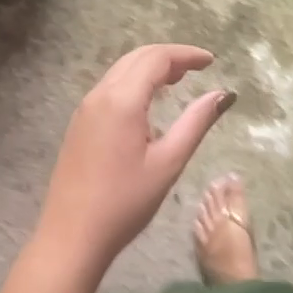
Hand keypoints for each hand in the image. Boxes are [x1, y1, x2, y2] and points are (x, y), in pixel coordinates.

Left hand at [35, 44, 236, 267]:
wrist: (71, 238)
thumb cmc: (125, 202)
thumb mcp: (168, 163)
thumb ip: (196, 122)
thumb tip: (222, 95)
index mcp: (122, 99)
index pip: (157, 58)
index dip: (186, 54)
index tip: (211, 61)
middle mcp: (100, 94)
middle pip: (137, 58)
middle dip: (169, 57)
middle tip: (196, 69)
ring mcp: (85, 108)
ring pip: (121, 70)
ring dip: (150, 68)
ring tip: (177, 81)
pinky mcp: (79, 124)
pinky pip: (110, 87)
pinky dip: (134, 82)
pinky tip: (147, 103)